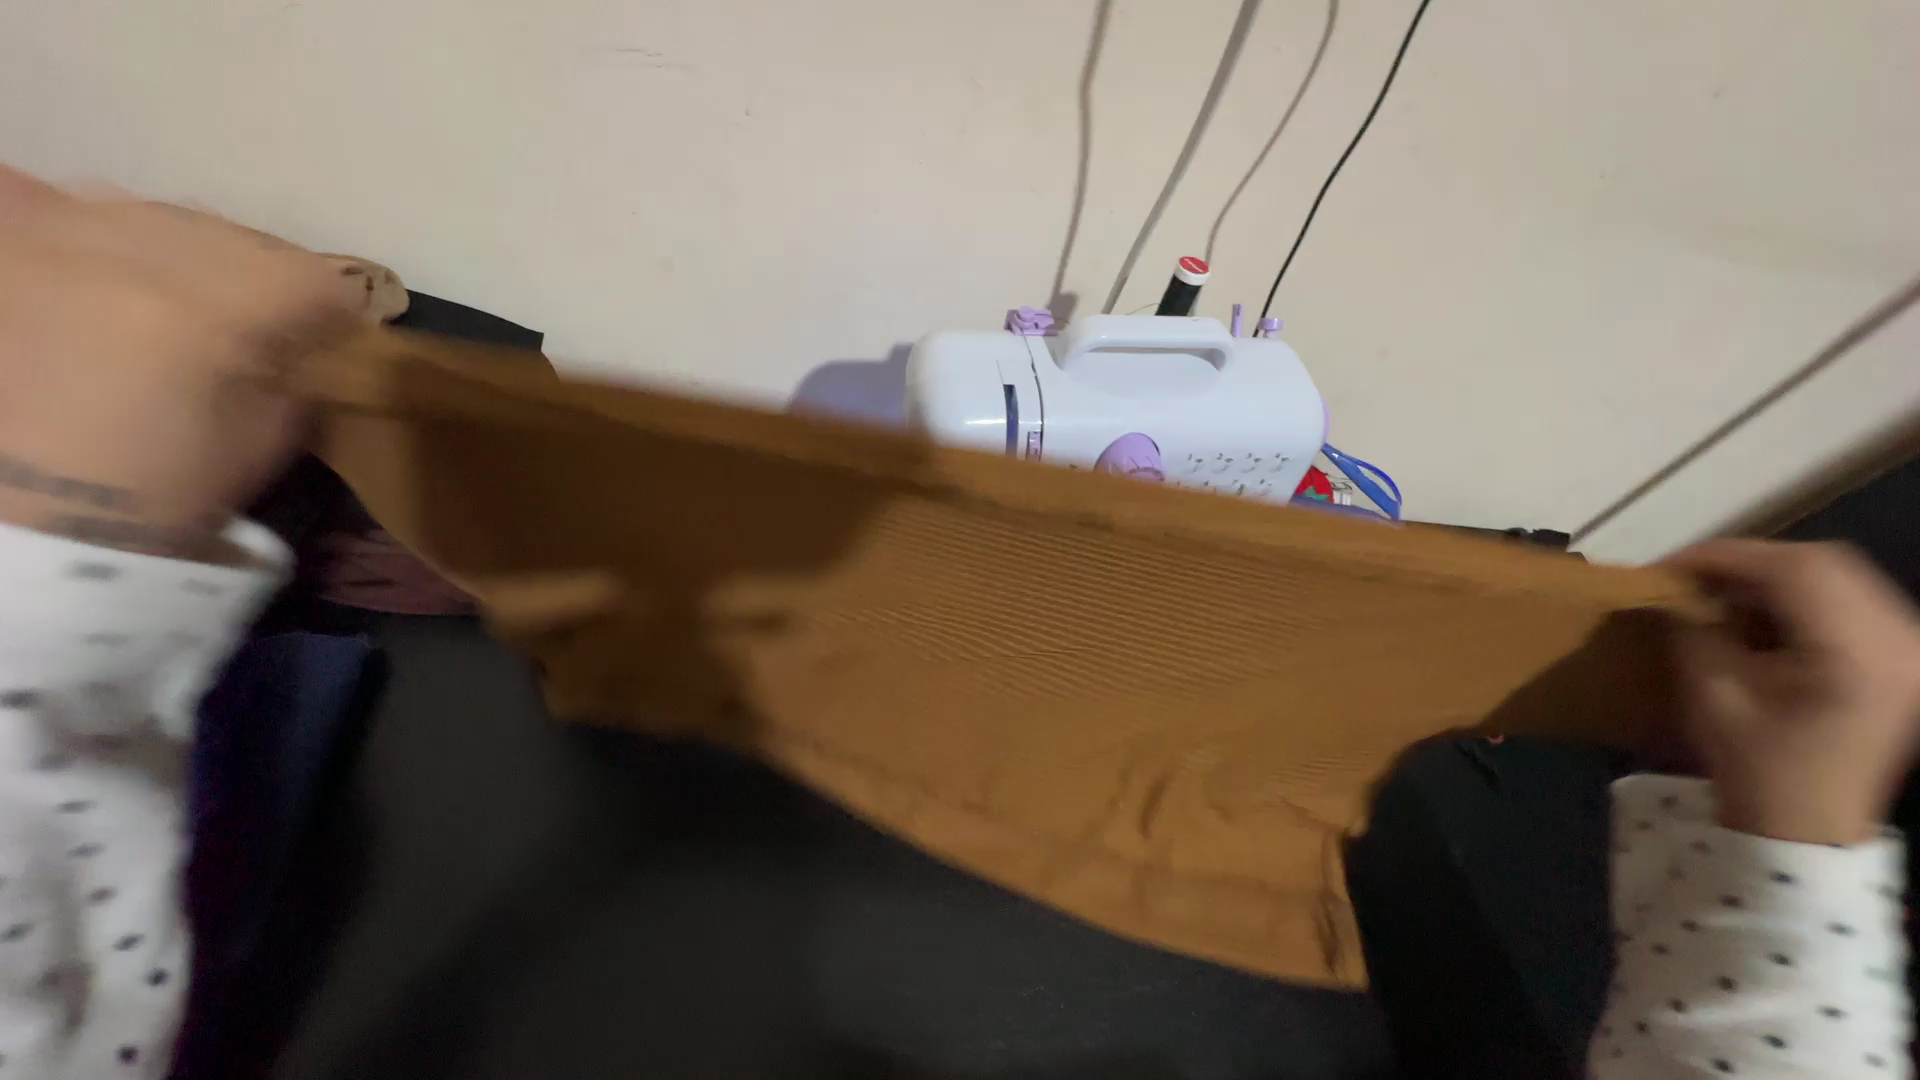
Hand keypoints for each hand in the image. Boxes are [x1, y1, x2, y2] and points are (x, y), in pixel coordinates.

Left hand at [0, 166, 355, 561]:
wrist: (18, 519)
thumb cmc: (157, 492)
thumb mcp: (263, 438)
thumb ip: (292, 370)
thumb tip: (306, 333)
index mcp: (206, 316)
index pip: (311, 276)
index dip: (340, 307)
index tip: (340, 332)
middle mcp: (121, 257)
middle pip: (232, 235)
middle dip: (264, 275)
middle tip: (265, 318)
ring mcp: (36, 243)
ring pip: (143, 210)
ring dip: (179, 247)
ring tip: (176, 292)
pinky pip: (33, 196)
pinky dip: (68, 216)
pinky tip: (85, 253)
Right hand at [1667, 538, 1919, 845]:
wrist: (1807, 819)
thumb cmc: (1752, 759)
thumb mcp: (1709, 690)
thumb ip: (1694, 628)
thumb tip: (1677, 592)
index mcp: (1855, 652)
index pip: (1794, 570)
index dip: (1725, 556)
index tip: (1668, 566)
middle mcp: (1899, 640)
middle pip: (1823, 563)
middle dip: (1747, 561)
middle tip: (1689, 575)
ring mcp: (1909, 648)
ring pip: (1839, 576)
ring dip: (1770, 576)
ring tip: (1716, 591)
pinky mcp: (1902, 657)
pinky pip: (1850, 600)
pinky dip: (1797, 595)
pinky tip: (1757, 613)